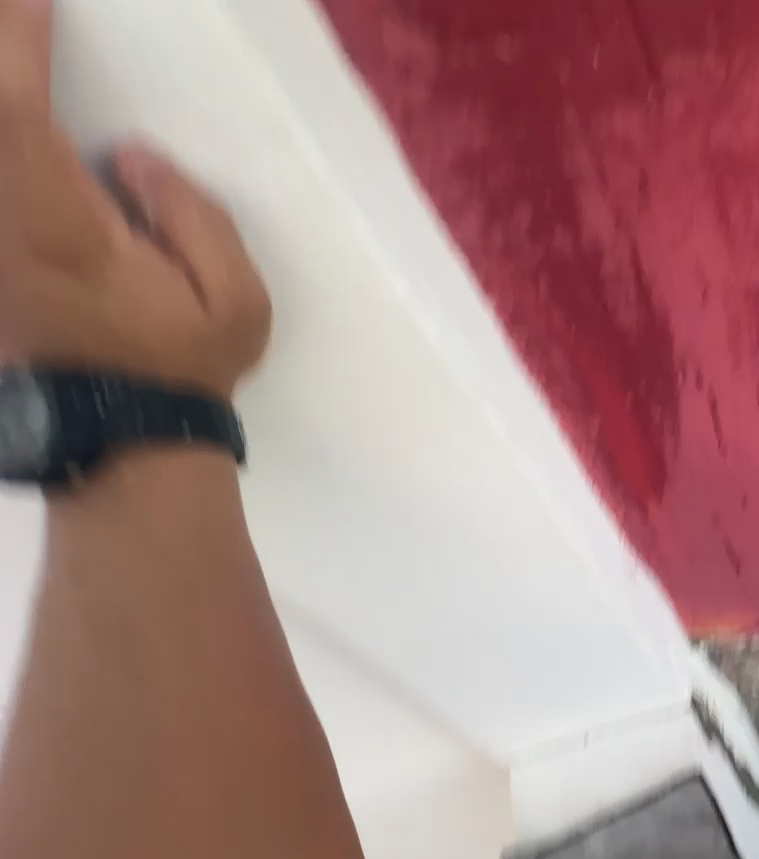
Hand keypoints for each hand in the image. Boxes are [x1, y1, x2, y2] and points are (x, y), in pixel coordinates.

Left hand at [0, 0, 270, 399]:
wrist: (123, 418)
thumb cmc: (188, 359)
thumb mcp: (236, 303)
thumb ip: (198, 223)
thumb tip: (135, 154)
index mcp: (65, 227)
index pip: (18, 112)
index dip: (14, 45)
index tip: (31, 1)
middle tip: (17, 13)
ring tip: (14, 53)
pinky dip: (4, 137)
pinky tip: (18, 121)